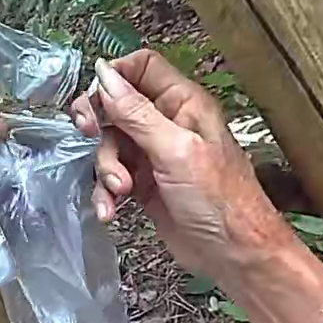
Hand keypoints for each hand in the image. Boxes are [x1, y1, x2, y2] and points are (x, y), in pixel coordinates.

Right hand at [70, 51, 322, 322]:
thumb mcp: (176, 151)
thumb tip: (104, 76)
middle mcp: (167, 125)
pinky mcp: (144, 186)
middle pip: (117, 107)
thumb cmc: (220, 200)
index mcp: (183, 104)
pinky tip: (109, 210)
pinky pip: (113, 178)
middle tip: (89, 134)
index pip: (141, 68)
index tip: (95, 101)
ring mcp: (154, 156)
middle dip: (100, 124)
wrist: (234, 254)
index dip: (113, 78)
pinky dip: (106, 193)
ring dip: (106, 168)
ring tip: (119, 190)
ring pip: (111, 145)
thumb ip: (137, 114)